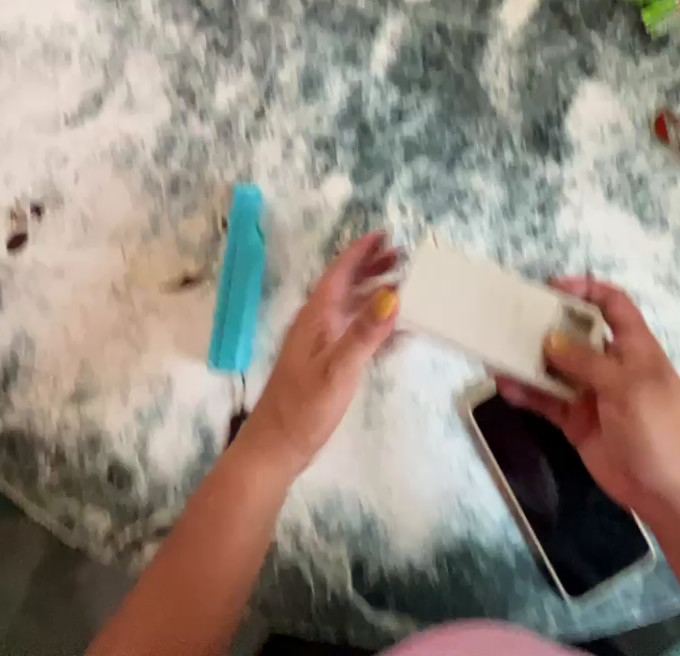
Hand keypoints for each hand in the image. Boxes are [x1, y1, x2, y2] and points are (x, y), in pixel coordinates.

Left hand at [239, 232, 402, 474]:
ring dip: (374, 291)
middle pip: (346, 284)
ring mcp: (322, 342)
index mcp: (317, 315)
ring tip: (402, 283)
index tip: (385, 234)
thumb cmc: (304, 406)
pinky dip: (375, 323)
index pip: (340, 272)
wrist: (276, 446)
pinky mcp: (327, 362)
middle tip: (402, 256)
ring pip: (351, 305)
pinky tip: (395, 330)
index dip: (361, 251)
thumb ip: (365, 332)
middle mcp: (318, 322)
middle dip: (372, 266)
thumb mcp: (339, 369)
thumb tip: (392, 294)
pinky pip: (355, 331)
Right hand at [497, 277, 679, 527]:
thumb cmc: (660, 430)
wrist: (670, 496)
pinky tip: (505, 386)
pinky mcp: (577, 421)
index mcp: (635, 348)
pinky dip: (526, 392)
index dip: (587, 290)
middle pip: (576, 333)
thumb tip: (550, 339)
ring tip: (498, 352)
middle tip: (512, 318)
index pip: (613, 305)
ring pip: (555, 367)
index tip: (552, 287)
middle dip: (546, 324)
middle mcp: (611, 365)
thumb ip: (587, 361)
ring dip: (529, 359)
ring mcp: (592, 394)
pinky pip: (547, 399)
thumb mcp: (628, 387)